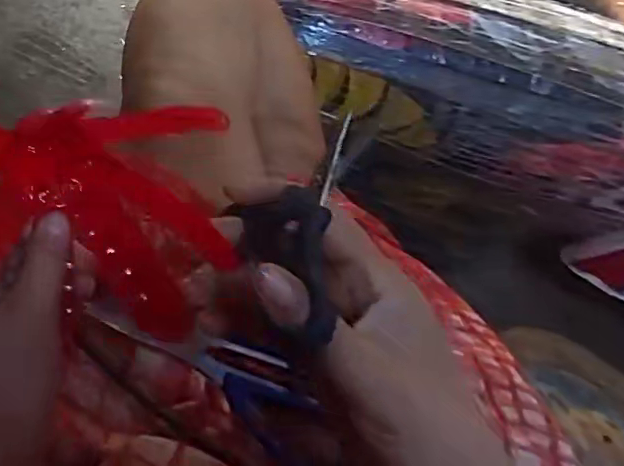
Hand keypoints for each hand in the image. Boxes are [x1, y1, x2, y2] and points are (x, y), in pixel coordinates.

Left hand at [0, 212, 71, 465]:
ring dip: (60, 302)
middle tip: (93, 274)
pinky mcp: (10, 387)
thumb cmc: (15, 377)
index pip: (17, 258)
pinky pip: (34, 345)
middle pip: (24, 286)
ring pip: (31, 317)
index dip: (47, 244)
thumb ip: (44, 265)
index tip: (79, 240)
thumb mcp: (32, 312)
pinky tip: (72, 337)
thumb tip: (55, 214)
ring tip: (89, 295)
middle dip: (59, 273)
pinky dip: (55, 334)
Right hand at [224, 185, 509, 465]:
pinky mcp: (311, 356)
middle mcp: (346, 292)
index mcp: (373, 281)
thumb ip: (315, 325)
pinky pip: (266, 324)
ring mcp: (326, 325)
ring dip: (229, 287)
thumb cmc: (428, 431)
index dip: (279, 199)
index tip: (230, 193)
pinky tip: (210, 326)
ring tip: (196, 301)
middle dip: (240, 248)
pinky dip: (236, 320)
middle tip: (199, 256)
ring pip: (269, 287)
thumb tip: (261, 272)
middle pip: (285, 249)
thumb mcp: (372, 377)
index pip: (322, 219)